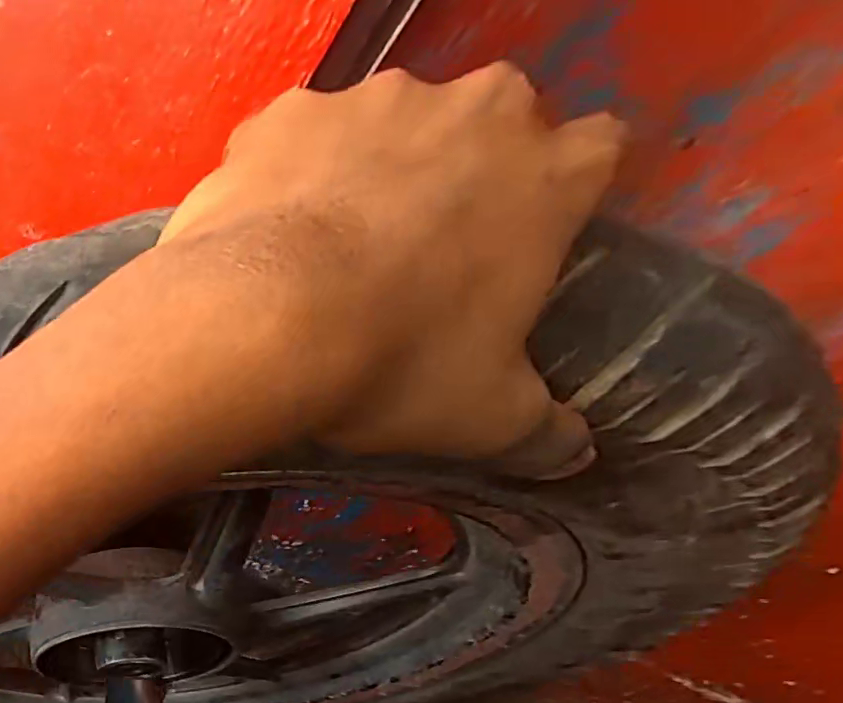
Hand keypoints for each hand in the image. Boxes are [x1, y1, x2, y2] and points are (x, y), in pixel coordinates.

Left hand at [160, 63, 624, 477]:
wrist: (260, 326)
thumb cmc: (389, 367)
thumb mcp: (478, 417)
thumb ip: (536, 430)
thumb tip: (575, 456)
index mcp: (548, 175)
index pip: (588, 158)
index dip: (548, 201)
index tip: (505, 245)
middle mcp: (471, 112)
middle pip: (478, 134)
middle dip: (447, 186)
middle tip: (395, 259)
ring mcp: (369, 104)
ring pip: (377, 131)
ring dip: (355, 177)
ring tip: (308, 254)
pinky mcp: (282, 118)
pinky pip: (286, 142)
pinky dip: (275, 178)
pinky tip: (254, 235)